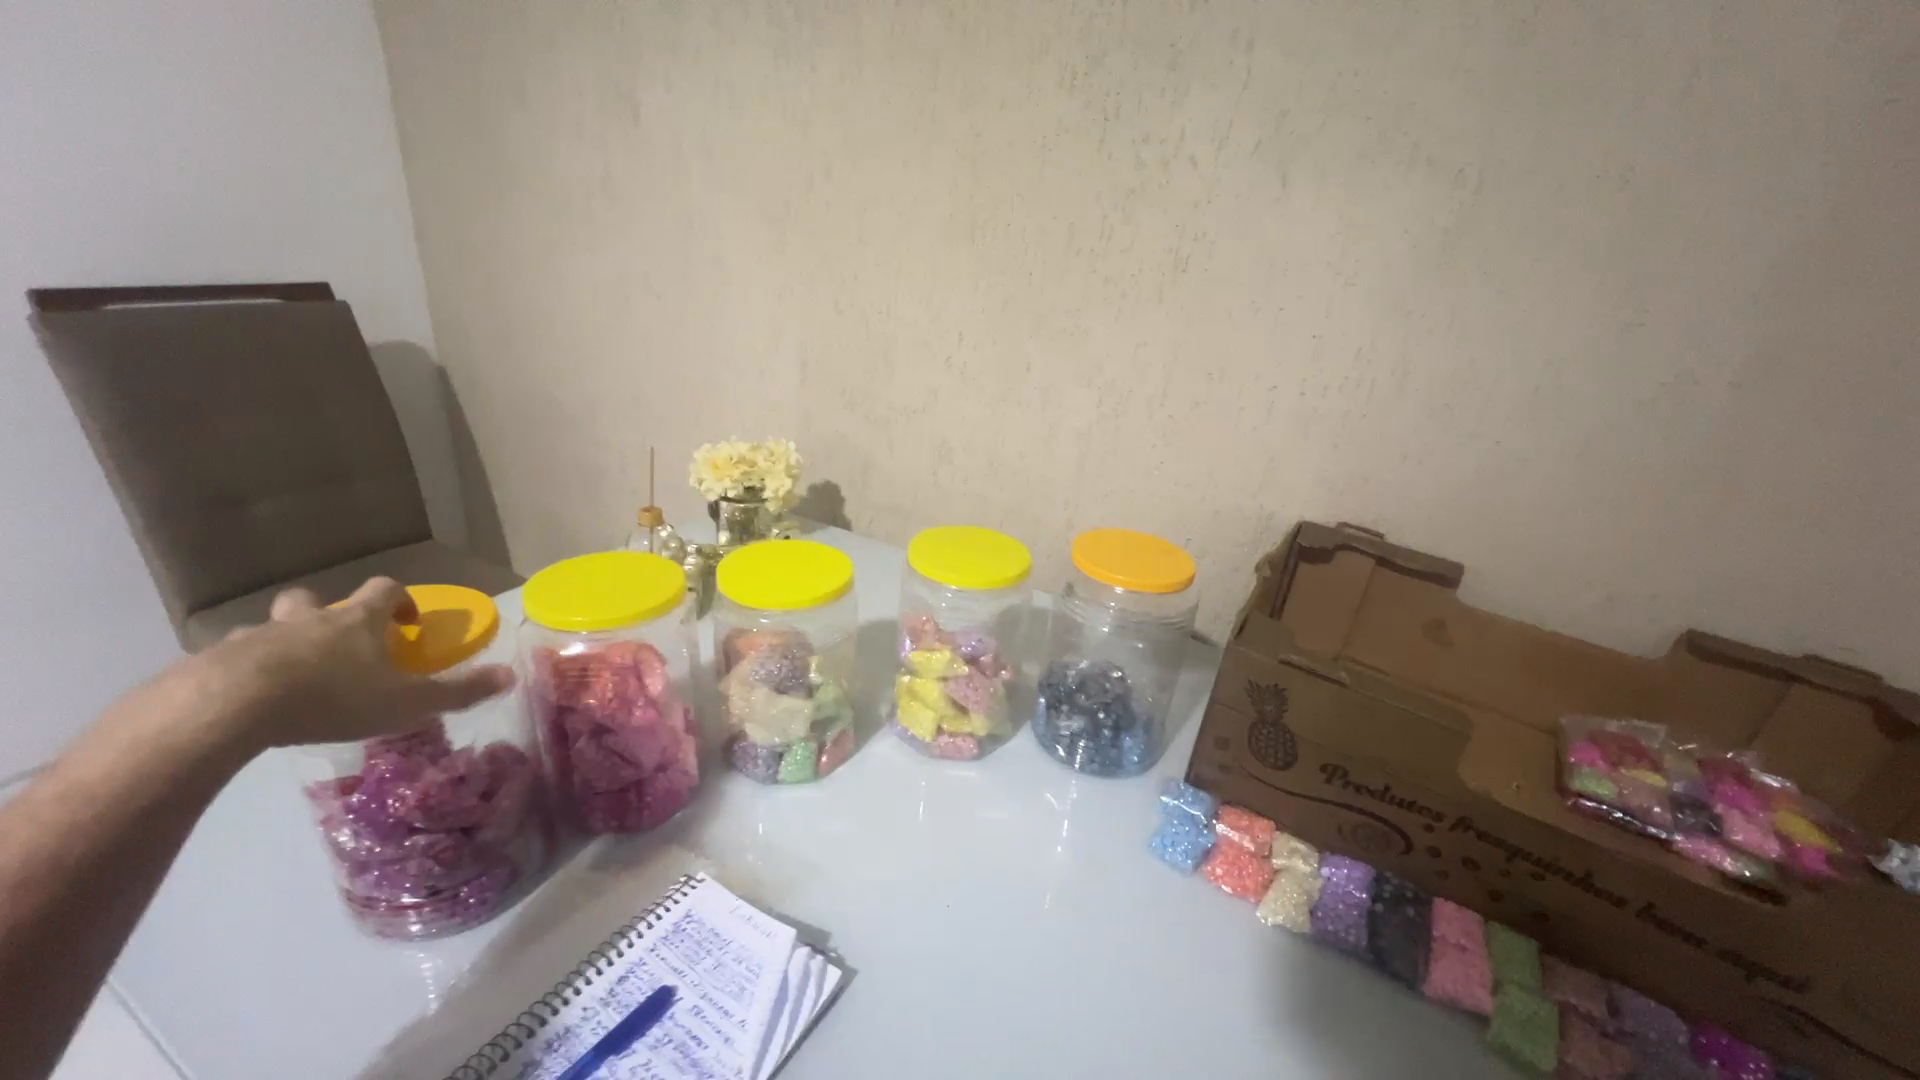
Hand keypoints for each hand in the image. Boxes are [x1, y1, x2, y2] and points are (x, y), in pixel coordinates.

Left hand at [193, 577, 515, 750]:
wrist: (233, 705)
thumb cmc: (334, 697)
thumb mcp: (408, 700)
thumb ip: (458, 690)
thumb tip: (511, 675)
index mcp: (358, 620)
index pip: (385, 590)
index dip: (401, 601)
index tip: (407, 624)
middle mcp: (309, 619)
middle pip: (316, 599)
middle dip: (329, 614)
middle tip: (340, 644)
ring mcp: (258, 637)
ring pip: (270, 628)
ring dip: (282, 643)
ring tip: (290, 676)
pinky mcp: (215, 661)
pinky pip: (232, 659)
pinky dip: (243, 672)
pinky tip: (248, 700)